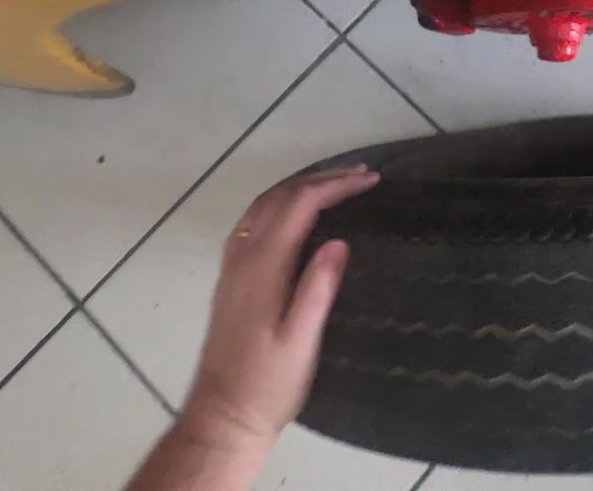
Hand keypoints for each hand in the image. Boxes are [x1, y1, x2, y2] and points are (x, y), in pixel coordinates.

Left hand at [179, 164, 380, 453]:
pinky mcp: (231, 275)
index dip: (337, 185)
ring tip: (337, 181)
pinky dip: (282, 199)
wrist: (222, 418)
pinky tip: (296, 208)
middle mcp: (244, 255)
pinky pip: (254, 217)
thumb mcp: (301, 341)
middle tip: (363, 174)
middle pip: (282, 195)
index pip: (301, 205)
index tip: (371, 180)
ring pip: (265, 202)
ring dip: (302, 184)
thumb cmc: (269, 383)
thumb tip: (340, 241)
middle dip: (324, 178)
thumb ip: (317, 289)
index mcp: (264, 266)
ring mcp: (233, 263)